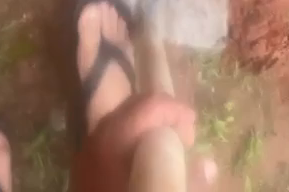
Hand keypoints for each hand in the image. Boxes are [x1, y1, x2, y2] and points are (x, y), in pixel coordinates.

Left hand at [70, 93, 195, 191]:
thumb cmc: (133, 189)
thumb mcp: (164, 188)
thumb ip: (188, 183)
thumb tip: (207, 166)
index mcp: (115, 140)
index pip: (148, 105)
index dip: (175, 111)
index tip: (193, 129)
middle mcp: (97, 140)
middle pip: (131, 108)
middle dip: (160, 117)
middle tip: (184, 140)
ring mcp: (85, 157)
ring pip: (119, 124)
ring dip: (145, 132)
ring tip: (167, 154)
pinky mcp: (81, 174)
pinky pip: (108, 143)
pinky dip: (129, 146)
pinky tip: (143, 167)